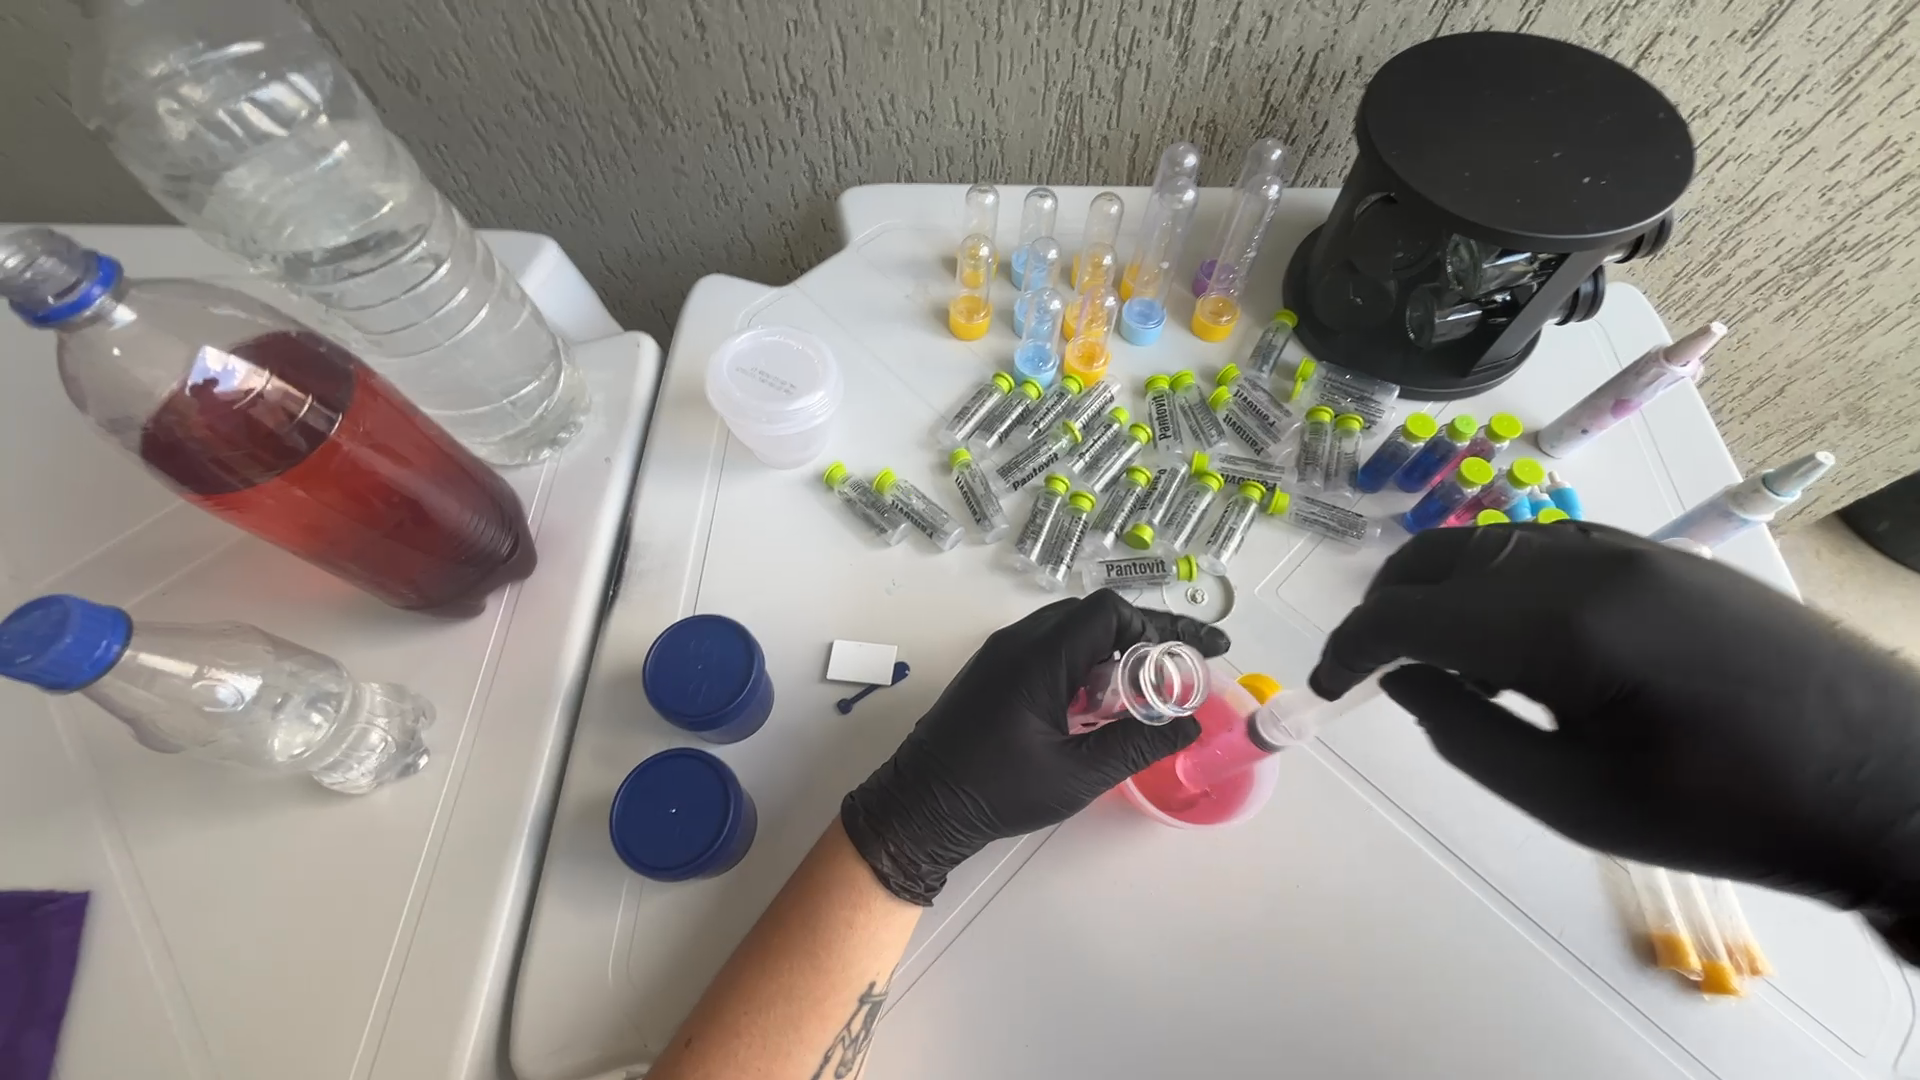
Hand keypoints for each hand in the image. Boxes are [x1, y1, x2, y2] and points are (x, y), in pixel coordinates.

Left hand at [842, 590, 1230, 904]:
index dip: (1153, 626)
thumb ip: (1136, 744)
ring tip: (1145, 684)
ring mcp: (1001, 652)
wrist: (921, 804)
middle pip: (1091, 613)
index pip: (1107, 612)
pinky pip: (1047, 645)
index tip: (1187, 654)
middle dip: (1140, 634)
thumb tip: (1188, 725)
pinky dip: (1082, 658)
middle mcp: (1018, 642)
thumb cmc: (996, 791)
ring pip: (1069, 627)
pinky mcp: (992, 668)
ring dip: (1110, 647)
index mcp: (1038, 658)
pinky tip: (1099, 696)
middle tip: (1177, 667)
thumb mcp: (1077, 775)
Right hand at [1309, 520, 1919, 918]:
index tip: (1328, 684)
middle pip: (1432, 559)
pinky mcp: (1653, 553)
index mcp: (1562, 627)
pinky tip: (1517, 641)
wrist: (1907, 784)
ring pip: (1478, 545)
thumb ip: (1461, 731)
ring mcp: (1623, 549)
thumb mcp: (1571, 798)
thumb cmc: (1730, 810)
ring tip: (1450, 662)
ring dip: (1435, 593)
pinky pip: (1533, 549)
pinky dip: (1489, 584)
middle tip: (1379, 668)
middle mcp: (1583, 564)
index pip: (1409, 616)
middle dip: (1385, 611)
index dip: (1351, 648)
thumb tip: (1403, 680)